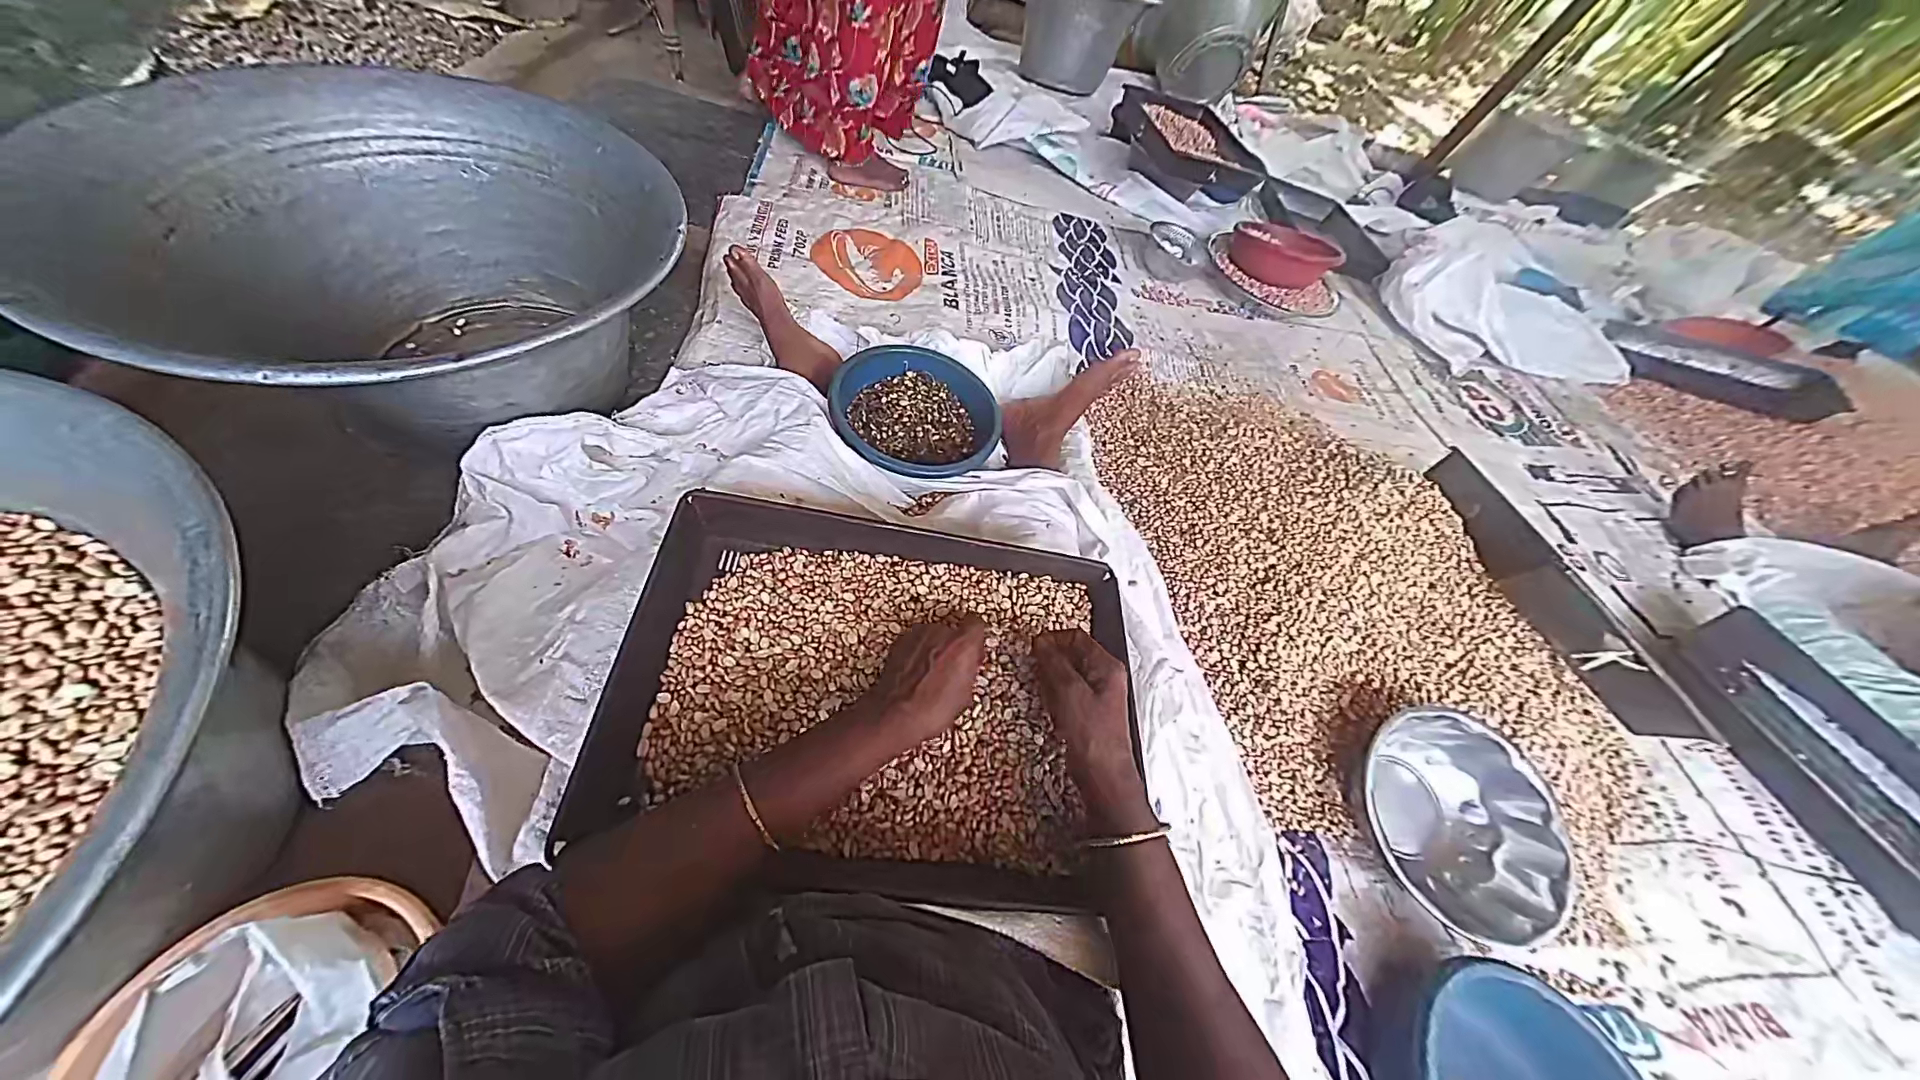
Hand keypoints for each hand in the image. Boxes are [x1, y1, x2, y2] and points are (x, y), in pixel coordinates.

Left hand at [862, 617, 987, 742]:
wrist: (896, 715)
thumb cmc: (930, 709)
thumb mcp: (965, 695)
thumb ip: (969, 670)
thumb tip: (968, 667)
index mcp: (963, 643)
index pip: (976, 625)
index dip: (975, 640)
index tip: (973, 652)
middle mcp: (940, 632)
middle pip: (953, 630)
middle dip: (953, 646)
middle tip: (952, 668)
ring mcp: (917, 634)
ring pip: (932, 635)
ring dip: (934, 649)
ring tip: (932, 674)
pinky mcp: (900, 641)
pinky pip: (915, 642)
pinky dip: (917, 653)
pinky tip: (917, 675)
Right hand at [1032, 629, 1155, 834]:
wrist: (1103, 777)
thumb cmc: (1092, 736)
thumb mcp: (1069, 692)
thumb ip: (1054, 663)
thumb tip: (1041, 642)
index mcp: (1106, 666)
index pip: (1076, 636)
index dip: (1053, 638)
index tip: (1032, 647)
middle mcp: (1104, 677)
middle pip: (1071, 654)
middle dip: (1050, 660)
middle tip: (1033, 670)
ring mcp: (1096, 695)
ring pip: (1066, 674)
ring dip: (1050, 679)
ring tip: (1042, 692)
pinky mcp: (1087, 712)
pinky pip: (1066, 694)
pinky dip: (1054, 696)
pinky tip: (1049, 708)